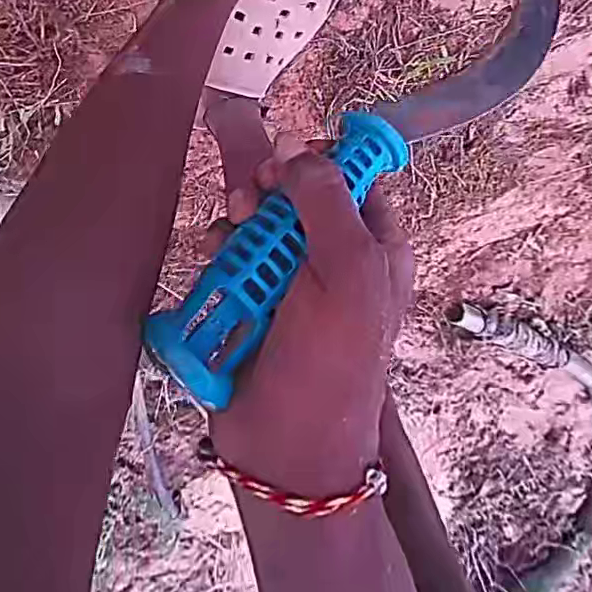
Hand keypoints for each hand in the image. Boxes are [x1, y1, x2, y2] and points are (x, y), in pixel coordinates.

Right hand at [208, 146, 415, 496]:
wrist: (282, 444)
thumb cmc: (329, 361)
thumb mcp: (346, 273)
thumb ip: (325, 201)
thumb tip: (293, 146)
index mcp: (377, 244)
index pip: (354, 173)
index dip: (318, 161)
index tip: (286, 165)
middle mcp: (337, 253)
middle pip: (298, 191)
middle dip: (269, 193)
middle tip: (249, 205)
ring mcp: (294, 274)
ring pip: (260, 218)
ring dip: (240, 223)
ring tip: (227, 242)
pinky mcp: (255, 293)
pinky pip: (235, 250)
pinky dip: (222, 250)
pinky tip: (214, 259)